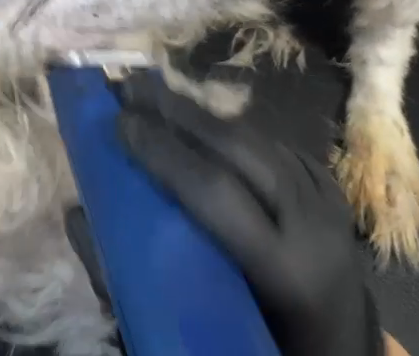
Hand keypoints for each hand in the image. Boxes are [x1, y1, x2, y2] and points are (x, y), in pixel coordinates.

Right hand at [116, 76, 385, 355]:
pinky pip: (274, 146)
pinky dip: (232, 131)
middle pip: (239, 149)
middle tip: (128, 89)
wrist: (340, 354)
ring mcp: (328, 201)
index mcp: (286, 270)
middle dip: (178, 113)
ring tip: (155, 96)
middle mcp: (313, 224)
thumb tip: (78, 216)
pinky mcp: (332, 190)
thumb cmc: (257, 347)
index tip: (118, 122)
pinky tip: (200, 122)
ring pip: (257, 139)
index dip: (164, 152)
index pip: (216, 191)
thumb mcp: (196, 332)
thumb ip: (133, 283)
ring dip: (202, 115)